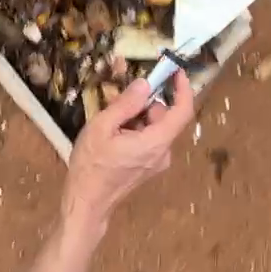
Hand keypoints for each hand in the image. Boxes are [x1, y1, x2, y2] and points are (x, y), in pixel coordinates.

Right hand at [59, 75, 196, 236]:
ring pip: (154, 128)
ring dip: (137, 117)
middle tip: (118, 99)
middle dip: (145, 104)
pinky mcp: (149, 167)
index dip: (182, 89)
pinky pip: (148, 140)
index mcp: (155, 142)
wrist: (87, 201)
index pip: (182, 112)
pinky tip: (112, 135)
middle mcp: (163, 153)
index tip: (175, 71)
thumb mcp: (102, 127)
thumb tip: (144, 83)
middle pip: (164, 118)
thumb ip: (125, 105)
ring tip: (109, 122)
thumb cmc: (92, 164)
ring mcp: (157, 162)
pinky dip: (135, 130)